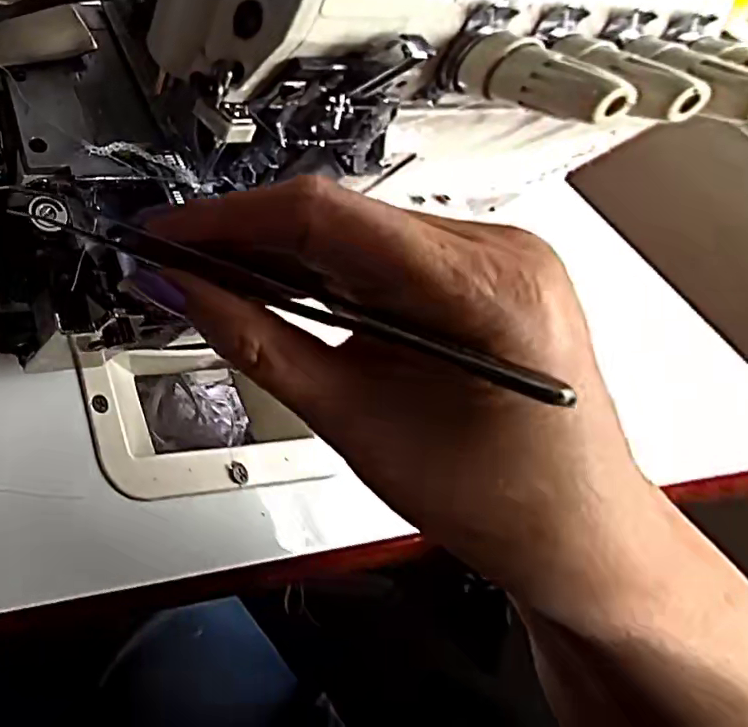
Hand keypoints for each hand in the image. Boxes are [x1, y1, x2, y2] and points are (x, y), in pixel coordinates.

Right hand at [147, 177, 668, 620]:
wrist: (578, 534)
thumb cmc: (499, 499)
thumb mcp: (352, 420)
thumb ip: (256, 344)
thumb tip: (189, 291)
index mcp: (485, 288)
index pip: (323, 217)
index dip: (228, 219)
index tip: (169, 233)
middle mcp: (493, 250)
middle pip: (328, 212)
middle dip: (236, 233)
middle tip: (170, 255)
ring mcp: (483, 253)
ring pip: (341, 224)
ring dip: (265, 245)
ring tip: (202, 269)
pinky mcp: (463, 266)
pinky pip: (364, 243)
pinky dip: (303, 259)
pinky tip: (260, 275)